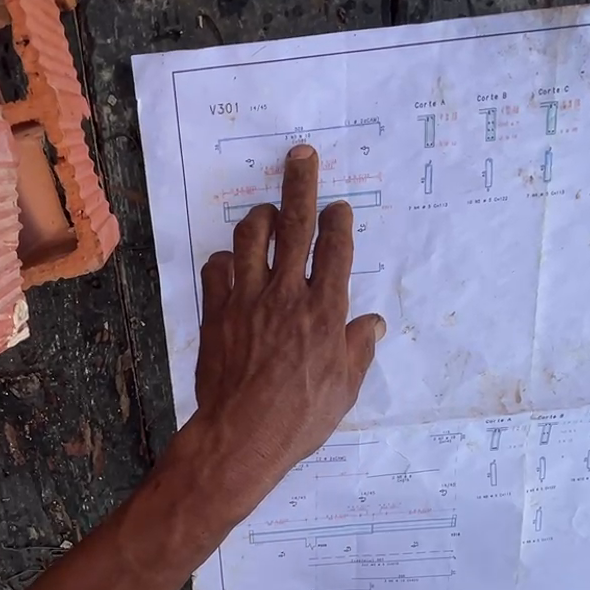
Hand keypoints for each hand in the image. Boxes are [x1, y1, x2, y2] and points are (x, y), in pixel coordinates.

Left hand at [188, 144, 383, 489]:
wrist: (243, 434)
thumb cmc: (300, 418)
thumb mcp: (344, 388)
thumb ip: (359, 349)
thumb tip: (373, 324)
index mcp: (325, 311)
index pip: (335, 250)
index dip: (338, 221)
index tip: (338, 206)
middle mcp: (286, 294)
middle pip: (295, 224)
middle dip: (300, 183)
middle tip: (300, 154)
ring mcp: (247, 300)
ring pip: (249, 237)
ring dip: (258, 218)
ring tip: (264, 213)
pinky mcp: (216, 313)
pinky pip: (216, 270)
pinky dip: (224, 261)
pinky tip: (231, 264)